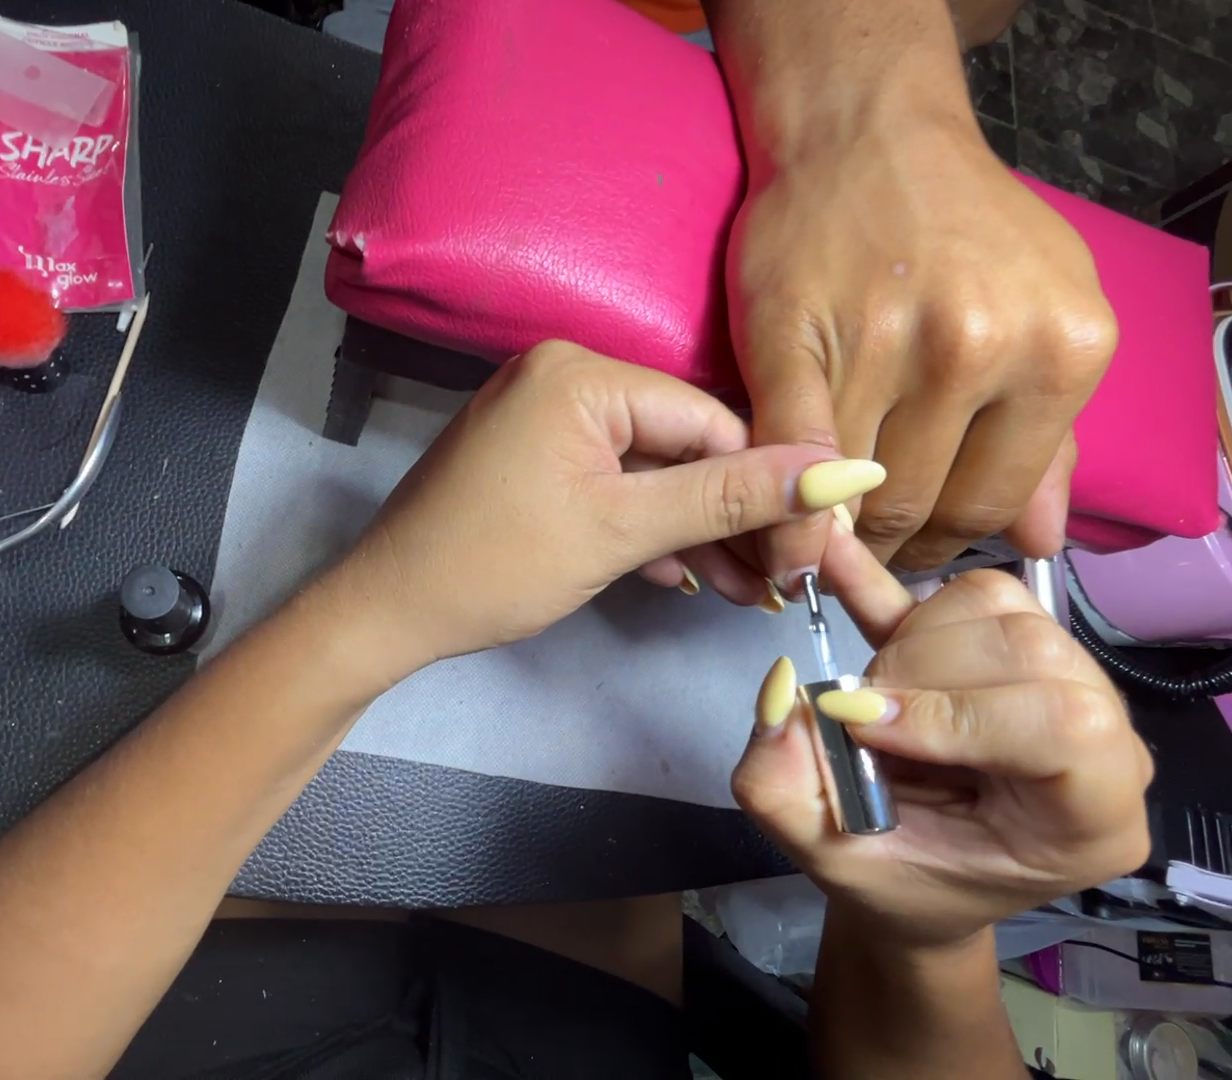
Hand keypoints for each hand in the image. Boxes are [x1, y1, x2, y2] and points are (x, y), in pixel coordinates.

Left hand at [327, 341, 880, 668]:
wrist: (390, 610)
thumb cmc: (496, 565)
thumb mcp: (619, 531)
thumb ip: (727, 499)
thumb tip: (841, 471)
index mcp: (580, 373)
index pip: (707, 417)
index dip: (766, 482)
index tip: (811, 542)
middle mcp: (562, 379)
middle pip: (679, 444)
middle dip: (731, 514)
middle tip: (783, 576)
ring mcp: (544, 421)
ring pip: (646, 473)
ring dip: (694, 531)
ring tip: (750, 589)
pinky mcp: (534, 460)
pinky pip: (607, 485)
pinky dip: (644, 529)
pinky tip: (691, 575)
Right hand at [729, 112, 1116, 579]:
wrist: (861, 141)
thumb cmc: (953, 229)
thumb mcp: (1040, 313)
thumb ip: (1045, 436)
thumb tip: (1036, 543)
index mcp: (1061, 350)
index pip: (989, 503)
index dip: (938, 548)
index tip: (904, 554)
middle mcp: (980, 349)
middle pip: (915, 506)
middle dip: (880, 547)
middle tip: (855, 552)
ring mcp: (882, 348)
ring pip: (851, 493)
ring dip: (830, 533)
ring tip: (819, 536)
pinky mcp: (791, 347)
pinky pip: (791, 455)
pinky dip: (783, 512)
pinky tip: (779, 538)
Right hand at [732, 518, 1152, 947]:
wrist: (923, 872)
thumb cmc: (893, 880)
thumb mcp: (824, 856)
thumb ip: (783, 786)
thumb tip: (785, 685)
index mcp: (1086, 820)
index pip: (1066, 728)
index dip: (951, 712)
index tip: (858, 723)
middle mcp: (1103, 744)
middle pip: (1027, 649)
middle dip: (915, 672)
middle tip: (858, 714)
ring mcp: (1064, 683)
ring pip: (996, 608)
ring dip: (909, 639)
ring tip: (874, 688)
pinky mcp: (1007, 647)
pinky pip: (965, 591)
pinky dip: (892, 580)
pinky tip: (836, 558)